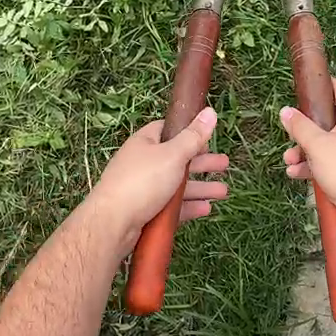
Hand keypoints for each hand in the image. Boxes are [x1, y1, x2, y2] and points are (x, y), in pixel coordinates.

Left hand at [83, 107, 228, 248]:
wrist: (111, 225)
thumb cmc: (142, 181)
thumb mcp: (173, 155)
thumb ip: (194, 137)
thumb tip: (210, 111)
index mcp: (146, 142)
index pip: (169, 130)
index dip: (189, 133)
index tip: (207, 139)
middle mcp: (143, 162)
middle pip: (178, 159)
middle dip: (202, 163)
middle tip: (224, 165)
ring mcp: (143, 188)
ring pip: (176, 185)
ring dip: (200, 187)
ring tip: (223, 191)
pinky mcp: (145, 211)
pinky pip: (171, 206)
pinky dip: (188, 206)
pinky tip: (206, 209)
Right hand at [280, 78, 335, 226]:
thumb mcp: (318, 146)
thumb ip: (300, 127)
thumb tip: (285, 111)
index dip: (320, 85)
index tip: (301, 89)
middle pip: (328, 119)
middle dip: (305, 128)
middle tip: (290, 134)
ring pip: (327, 142)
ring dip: (305, 150)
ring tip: (288, 161)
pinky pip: (331, 160)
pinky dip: (314, 165)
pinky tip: (296, 174)